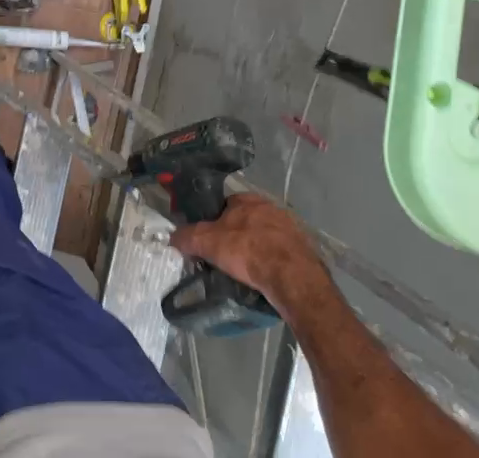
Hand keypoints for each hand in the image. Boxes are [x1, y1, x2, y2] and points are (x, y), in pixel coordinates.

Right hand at [168, 193, 332, 315]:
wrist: (293, 278)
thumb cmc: (247, 251)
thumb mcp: (206, 242)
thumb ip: (186, 236)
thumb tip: (172, 237)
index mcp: (248, 199)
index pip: (225, 204)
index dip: (214, 220)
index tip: (210, 238)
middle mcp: (272, 209)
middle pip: (246, 221)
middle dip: (236, 236)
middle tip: (226, 256)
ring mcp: (292, 230)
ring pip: (265, 238)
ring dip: (256, 250)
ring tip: (246, 271)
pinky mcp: (306, 251)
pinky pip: (282, 254)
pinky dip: (273, 263)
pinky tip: (266, 277)